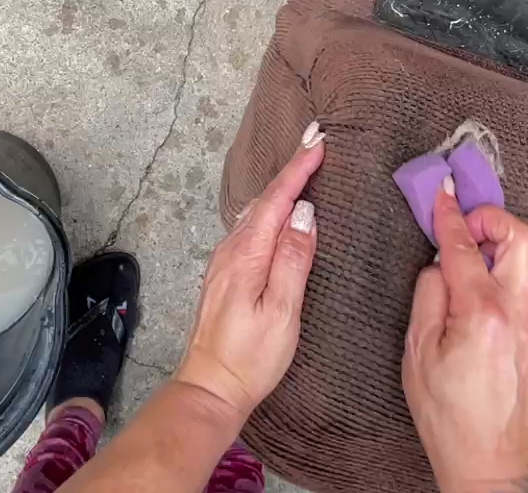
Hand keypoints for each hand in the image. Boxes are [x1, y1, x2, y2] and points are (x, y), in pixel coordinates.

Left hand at [174, 122, 325, 421]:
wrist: (209, 387)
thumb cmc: (251, 357)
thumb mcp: (282, 312)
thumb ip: (293, 259)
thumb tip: (305, 213)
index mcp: (248, 253)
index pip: (278, 198)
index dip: (298, 168)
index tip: (318, 141)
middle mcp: (233, 247)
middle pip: (266, 197)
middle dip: (292, 168)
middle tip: (316, 142)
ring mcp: (226, 257)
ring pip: (257, 209)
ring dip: (281, 185)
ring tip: (303, 165)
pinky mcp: (227, 269)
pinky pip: (252, 224)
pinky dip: (270, 205)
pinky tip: (279, 207)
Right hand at [403, 178, 527, 492]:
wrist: (487, 458)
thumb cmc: (446, 410)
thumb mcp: (418, 349)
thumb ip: (429, 292)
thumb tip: (440, 262)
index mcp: (482, 312)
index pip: (465, 246)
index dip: (449, 214)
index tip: (442, 193)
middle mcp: (517, 310)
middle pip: (522, 236)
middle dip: (490, 218)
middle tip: (463, 227)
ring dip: (509, 237)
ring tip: (479, 247)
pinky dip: (518, 258)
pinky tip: (492, 271)